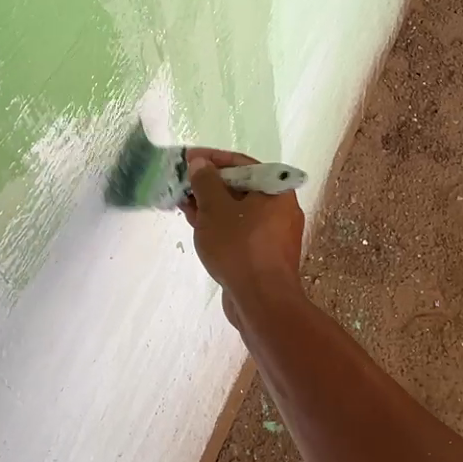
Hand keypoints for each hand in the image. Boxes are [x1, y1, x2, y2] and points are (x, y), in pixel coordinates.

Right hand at [181, 148, 305, 325]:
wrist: (262, 303)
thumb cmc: (240, 247)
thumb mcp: (215, 208)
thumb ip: (205, 181)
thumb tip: (200, 163)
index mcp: (277, 189)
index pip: (242, 162)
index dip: (212, 158)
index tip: (188, 158)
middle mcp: (280, 208)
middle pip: (240, 186)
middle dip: (208, 183)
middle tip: (182, 181)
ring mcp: (273, 233)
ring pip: (237, 210)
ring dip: (210, 204)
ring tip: (182, 201)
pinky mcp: (263, 254)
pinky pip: (238, 229)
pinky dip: (218, 223)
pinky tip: (196, 223)